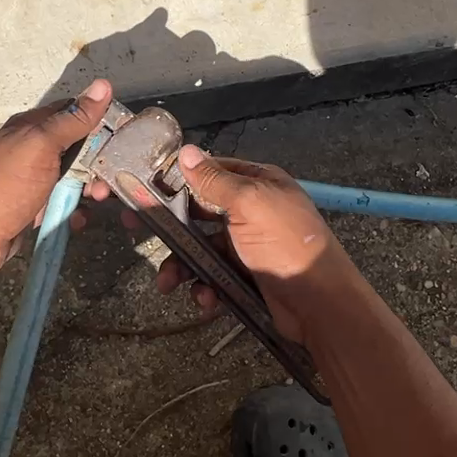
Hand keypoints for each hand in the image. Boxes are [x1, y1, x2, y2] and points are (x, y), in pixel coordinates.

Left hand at [0, 80, 112, 276]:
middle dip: (97, 162)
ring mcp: (33, 177)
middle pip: (77, 146)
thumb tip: (103, 84)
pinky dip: (75, 208)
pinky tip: (79, 219)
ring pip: (73, 176)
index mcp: (31, 126)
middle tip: (109, 179)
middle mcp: (32, 148)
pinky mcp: (35, 204)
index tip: (124, 134)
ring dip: (89, 188)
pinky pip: (63, 200)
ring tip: (97, 201)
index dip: (98, 119)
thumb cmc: (7, 185)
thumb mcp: (42, 146)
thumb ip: (73, 119)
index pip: (72, 112)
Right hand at [147, 145, 359, 345]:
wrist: (320, 304)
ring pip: (202, 248)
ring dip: (183, 265)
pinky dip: (205, 287)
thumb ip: (215, 180)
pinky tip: (205, 300)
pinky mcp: (246, 276)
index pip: (212, 172)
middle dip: (172, 228)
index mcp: (258, 183)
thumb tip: (187, 151)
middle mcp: (252, 210)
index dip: (179, 179)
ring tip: (168, 284)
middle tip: (135, 233)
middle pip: (200, 212)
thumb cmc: (284, 243)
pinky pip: (214, 276)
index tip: (146, 189)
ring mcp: (248, 245)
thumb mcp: (249, 203)